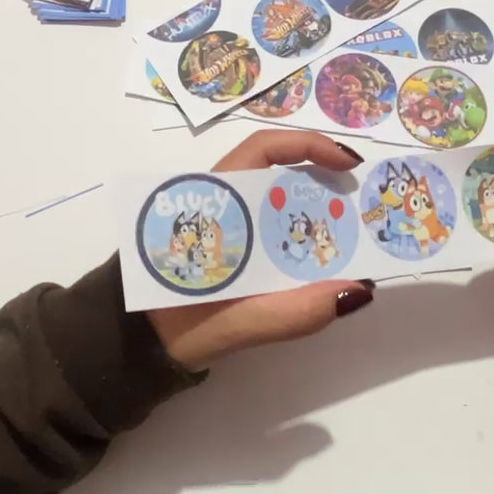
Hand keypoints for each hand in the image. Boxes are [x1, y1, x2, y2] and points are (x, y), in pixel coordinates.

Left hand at [147, 131, 375, 369]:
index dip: (309, 145)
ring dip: (313, 209)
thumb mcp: (236, 323)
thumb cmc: (172, 326)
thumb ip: (294, 312)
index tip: (350, 163)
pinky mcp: (225, 248)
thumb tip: (359, 289)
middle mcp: (218, 204)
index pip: (264, 150)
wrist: (128, 348)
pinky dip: (296, 235)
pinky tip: (318, 259)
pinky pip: (267, 229)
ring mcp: (222, 225)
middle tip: (365, 204)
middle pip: (277, 173)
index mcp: (214, 204)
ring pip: (273, 202)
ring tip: (353, 231)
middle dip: (324, 180)